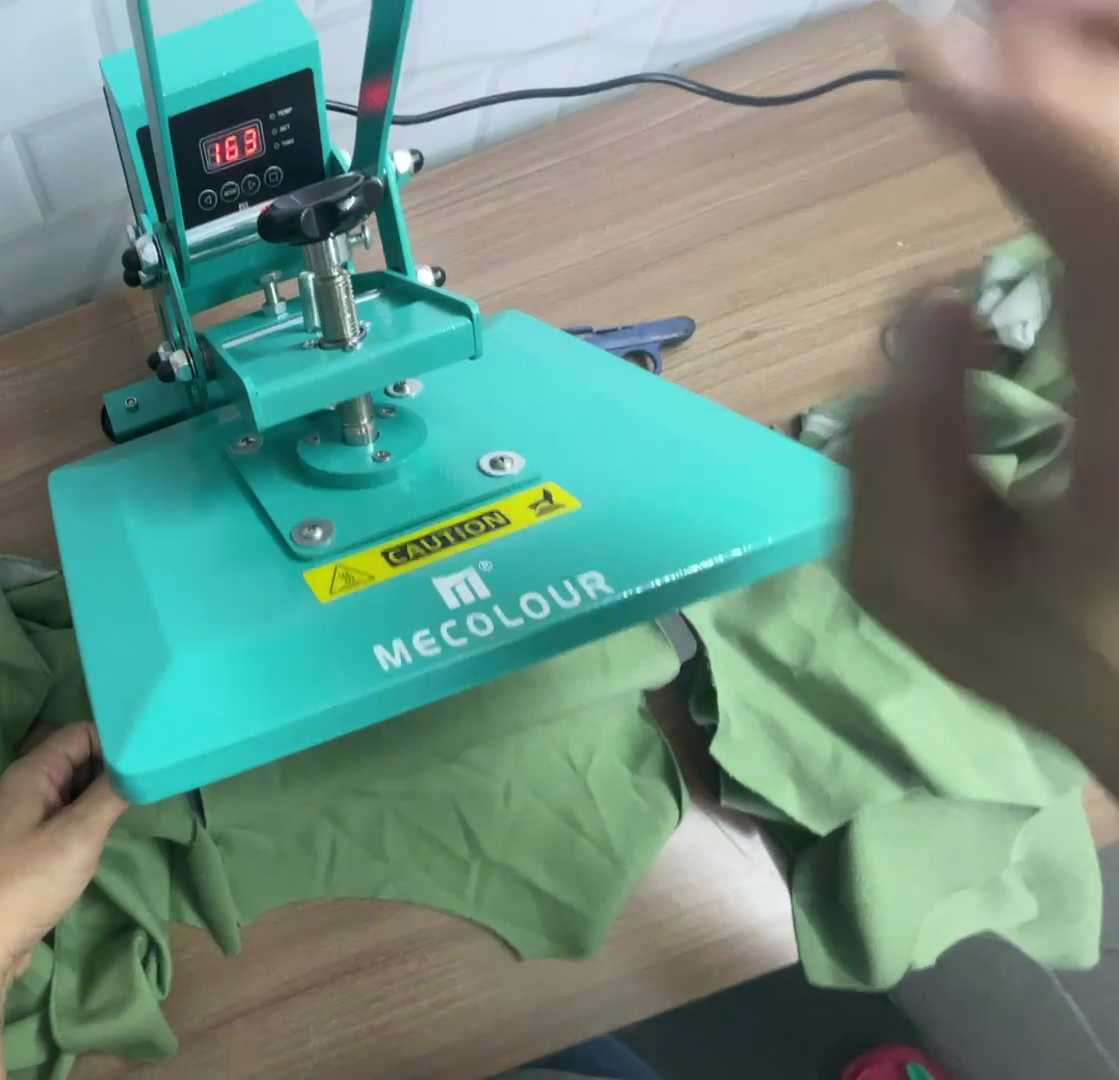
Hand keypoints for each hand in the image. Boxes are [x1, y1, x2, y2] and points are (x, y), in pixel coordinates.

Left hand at [0, 722, 128, 979]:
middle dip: (113, 766)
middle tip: (152, 781)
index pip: (82, 732)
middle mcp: (29, 783)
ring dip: (104, 793)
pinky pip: (69, 811)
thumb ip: (111, 793)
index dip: (115, 740)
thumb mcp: (79, 835)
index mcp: (34, 770)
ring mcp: (30, 812)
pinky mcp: (33, 840)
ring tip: (141, 802)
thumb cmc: (28, 882)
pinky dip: (92, 815)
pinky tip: (111, 829)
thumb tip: (140, 762)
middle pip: (80, 756)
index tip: (150, 757)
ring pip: (77, 786)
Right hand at [850, 3, 1118, 777]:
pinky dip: (1113, 157)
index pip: (1112, 228)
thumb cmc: (1061, 659)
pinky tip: (1079, 104)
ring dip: (1114, 87)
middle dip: (1095, 58)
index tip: (932, 49)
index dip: (1028, 120)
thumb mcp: (918, 586)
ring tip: (1025, 34)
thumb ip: (894, 457)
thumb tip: (931, 310)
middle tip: (984, 13)